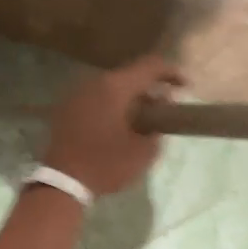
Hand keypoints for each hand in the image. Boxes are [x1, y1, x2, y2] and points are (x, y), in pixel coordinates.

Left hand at [43, 55, 183, 195]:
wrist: (62, 182)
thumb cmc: (106, 164)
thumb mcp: (143, 152)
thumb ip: (158, 128)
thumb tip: (159, 116)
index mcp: (114, 87)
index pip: (150, 66)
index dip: (172, 72)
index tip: (186, 87)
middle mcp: (94, 82)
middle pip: (129, 76)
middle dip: (151, 88)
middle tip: (166, 106)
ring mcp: (76, 94)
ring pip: (111, 87)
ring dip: (131, 98)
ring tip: (145, 117)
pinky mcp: (66, 109)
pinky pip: (96, 99)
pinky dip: (113, 106)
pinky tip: (121, 124)